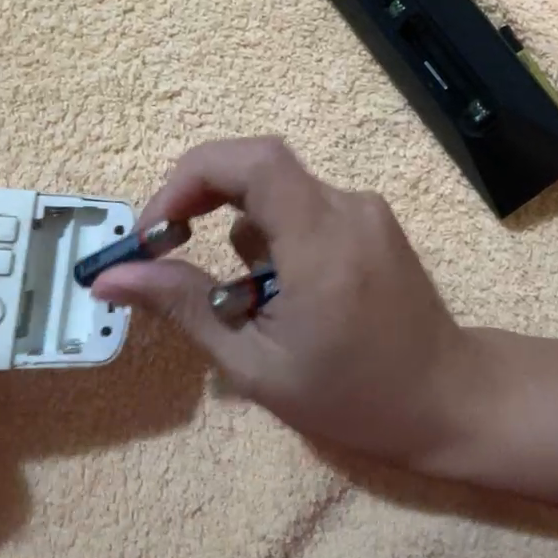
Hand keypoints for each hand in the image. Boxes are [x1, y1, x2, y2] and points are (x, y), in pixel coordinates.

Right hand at [91, 137, 490, 468]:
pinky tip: (284, 293)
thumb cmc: (351, 396)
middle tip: (170, 250)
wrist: (445, 397)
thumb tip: (111, 277)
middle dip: (202, 198)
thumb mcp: (256, 365)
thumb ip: (185, 308)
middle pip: (261, 167)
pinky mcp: (373, 219)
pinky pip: (307, 207)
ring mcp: (367, 210)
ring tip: (248, 303)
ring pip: (280, 192)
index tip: (155, 228)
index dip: (191, 176)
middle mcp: (349, 208)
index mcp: (322, 242)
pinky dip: (276, 237)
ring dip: (244, 231)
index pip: (255, 161)